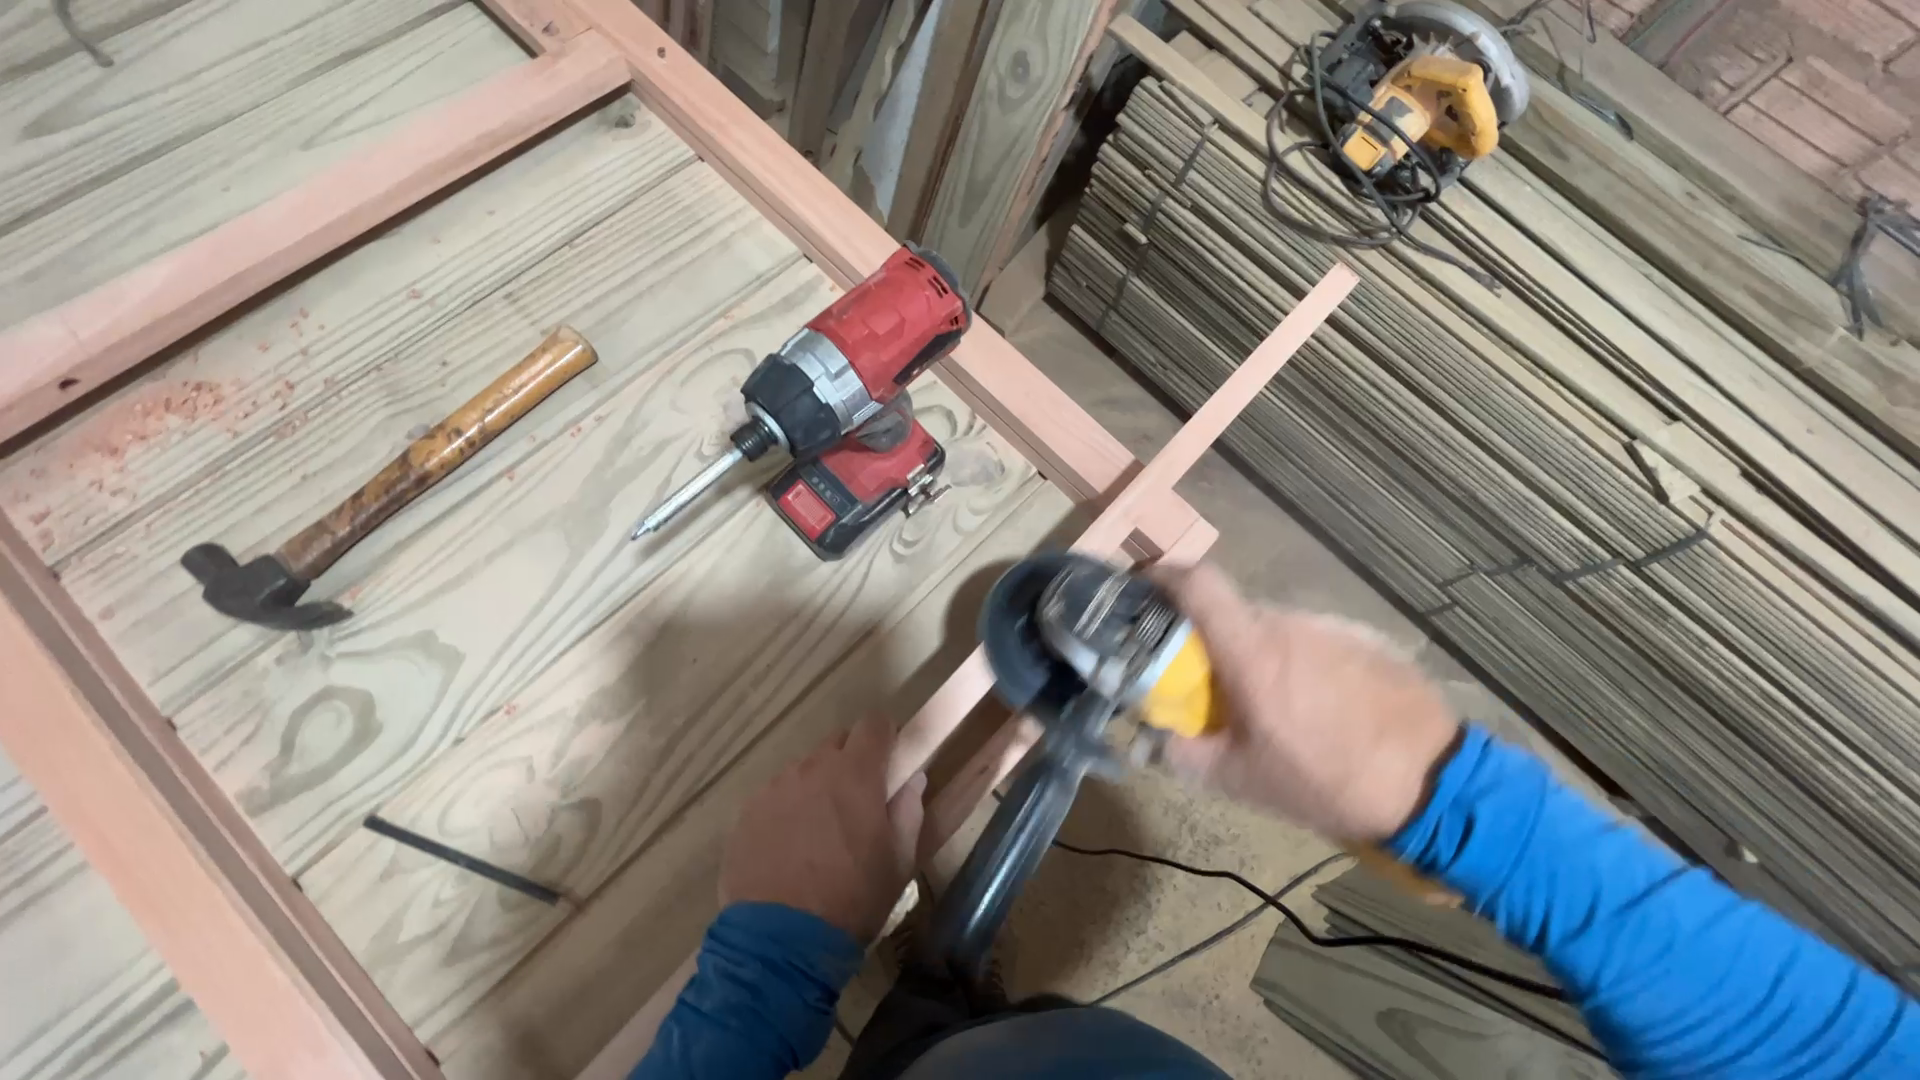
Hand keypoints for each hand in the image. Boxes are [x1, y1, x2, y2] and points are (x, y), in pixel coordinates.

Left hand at [721, 714, 927, 944]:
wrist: (780, 942)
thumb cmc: (851, 900)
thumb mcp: (898, 863)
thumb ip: (909, 812)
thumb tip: (912, 780)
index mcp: (855, 774)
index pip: (874, 724)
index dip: (885, 737)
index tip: (890, 762)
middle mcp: (812, 768)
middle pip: (837, 743)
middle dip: (852, 762)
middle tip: (857, 803)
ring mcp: (775, 788)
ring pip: (805, 769)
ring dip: (818, 786)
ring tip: (819, 833)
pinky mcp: (747, 812)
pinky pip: (776, 795)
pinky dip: (788, 809)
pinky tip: (789, 848)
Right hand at [1151, 563, 1460, 841]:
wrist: (1436, 786)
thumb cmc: (1326, 780)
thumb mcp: (1242, 780)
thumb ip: (1184, 754)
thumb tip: (1153, 738)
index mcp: (1251, 650)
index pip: (1197, 583)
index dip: (1163, 575)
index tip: (1142, 587)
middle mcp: (1289, 624)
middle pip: (1233, 613)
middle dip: (1212, 640)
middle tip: (1211, 683)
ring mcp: (1333, 627)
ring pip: (1275, 628)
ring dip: (1259, 654)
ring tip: (1272, 704)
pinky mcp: (1367, 640)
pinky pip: (1314, 641)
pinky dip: (1300, 663)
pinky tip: (1320, 706)